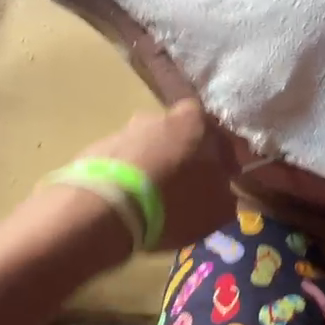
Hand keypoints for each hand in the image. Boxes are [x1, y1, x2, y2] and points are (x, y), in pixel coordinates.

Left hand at [73, 101, 236, 249]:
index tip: (222, 180)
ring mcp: (125, 130)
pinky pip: (123, 164)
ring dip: (154, 168)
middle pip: (180, 137)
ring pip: (149, 149)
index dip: (223, 158)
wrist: (106, 207)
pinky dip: (129, 179)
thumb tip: (226, 194)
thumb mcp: (217, 209)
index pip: (218, 133)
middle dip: (185, 159)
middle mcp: (160, 115)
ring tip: (154, 201)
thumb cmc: (175, 201)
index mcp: (196, 121)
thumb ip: (228, 196)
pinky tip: (129, 204)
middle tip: (187, 189)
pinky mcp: (96, 149)